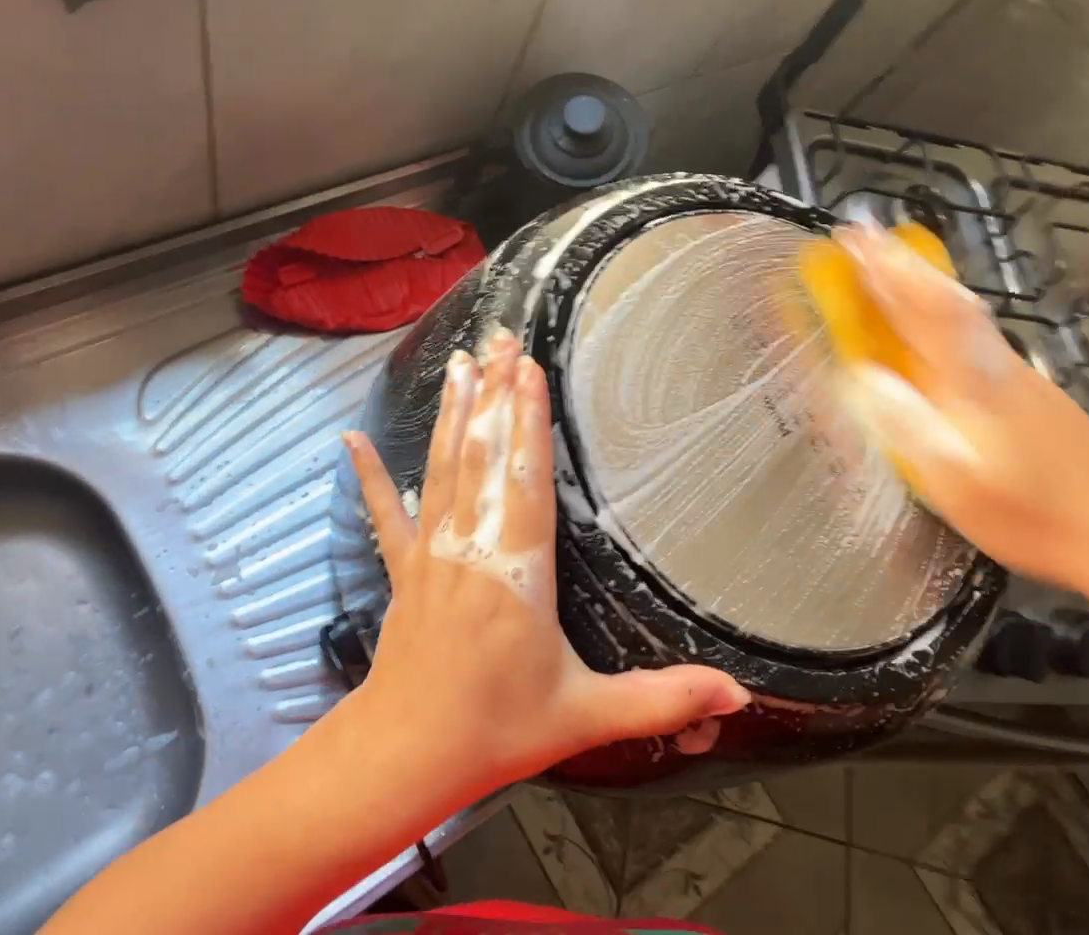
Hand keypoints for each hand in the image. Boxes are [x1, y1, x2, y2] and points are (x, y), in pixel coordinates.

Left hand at [341, 331, 749, 794]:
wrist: (408, 752)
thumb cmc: (498, 729)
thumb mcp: (587, 714)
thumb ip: (663, 697)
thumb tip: (738, 690)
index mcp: (516, 572)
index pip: (525, 478)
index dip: (528, 419)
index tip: (528, 366)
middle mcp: (470, 548)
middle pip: (482, 457)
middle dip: (493, 394)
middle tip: (498, 337)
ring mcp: (430, 555)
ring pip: (441, 470)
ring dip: (451, 413)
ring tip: (458, 363)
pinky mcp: (403, 571)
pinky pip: (384, 514)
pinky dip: (370, 476)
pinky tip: (350, 439)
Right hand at [834, 224, 1088, 600]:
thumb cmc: (1035, 515)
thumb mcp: (957, 481)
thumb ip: (908, 426)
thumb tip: (859, 377)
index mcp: (973, 382)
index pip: (924, 312)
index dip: (886, 272)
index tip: (854, 236)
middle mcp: (997, 368)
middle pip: (946, 303)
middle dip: (900, 266)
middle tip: (865, 234)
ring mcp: (1020, 381)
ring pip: (963, 319)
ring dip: (921, 286)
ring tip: (889, 265)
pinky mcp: (1031, 399)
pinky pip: (973, 340)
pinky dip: (942, 315)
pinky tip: (935, 324)